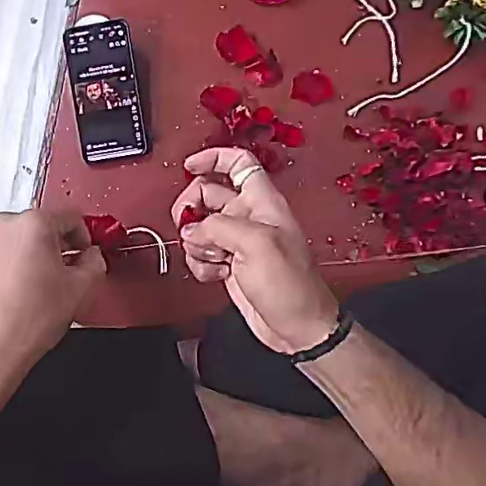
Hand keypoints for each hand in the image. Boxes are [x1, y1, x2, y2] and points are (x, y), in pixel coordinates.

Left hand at [0, 210, 105, 378]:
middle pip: (42, 226)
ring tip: (42, 285)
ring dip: (34, 254)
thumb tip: (92, 257)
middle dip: (57, 246)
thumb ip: (95, 261)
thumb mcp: (81, 287)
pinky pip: (0, 252)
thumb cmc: (28, 319)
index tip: (85, 252)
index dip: (84, 237)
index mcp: (34, 223)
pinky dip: (12, 264)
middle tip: (67, 271)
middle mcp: (4, 225)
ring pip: (19, 239)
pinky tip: (21, 290)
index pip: (69, 217)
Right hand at [173, 148, 338, 353]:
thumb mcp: (256, 245)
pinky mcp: (229, 264)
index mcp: (262, 202)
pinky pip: (202, 253)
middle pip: (209, 193)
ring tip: (213, 258)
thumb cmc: (290, 285)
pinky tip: (214, 274)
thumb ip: (219, 226)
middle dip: (193, 208)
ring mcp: (238, 241)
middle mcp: (249, 216)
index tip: (189, 166)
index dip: (213, 158)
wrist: (297, 327)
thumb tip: (192, 229)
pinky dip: (200, 262)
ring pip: (200, 226)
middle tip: (188, 226)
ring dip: (196, 241)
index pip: (238, 163)